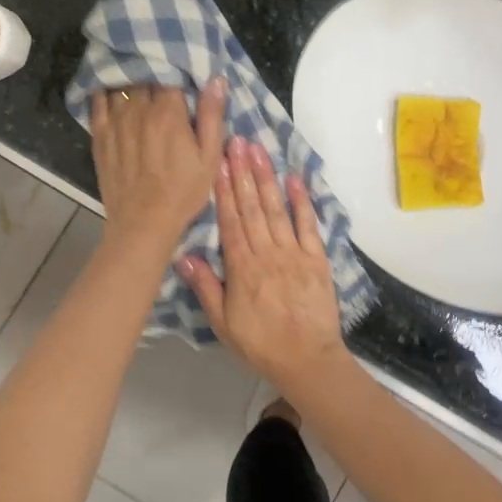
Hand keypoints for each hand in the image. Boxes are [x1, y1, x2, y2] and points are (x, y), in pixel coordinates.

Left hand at [90, 79, 226, 247]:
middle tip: (162, 78)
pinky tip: (110, 88)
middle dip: (154, 74)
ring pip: (122, 86)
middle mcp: (139, 109)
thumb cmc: (183, 191)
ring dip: (131, 79)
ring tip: (138, 78)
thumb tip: (216, 79)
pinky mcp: (100, 135)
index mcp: (169, 112)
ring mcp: (116, 121)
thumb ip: (213, 116)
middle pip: (145, 77)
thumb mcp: (210, 157)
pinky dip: (104, 91)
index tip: (183, 75)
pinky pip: (98, 102)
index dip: (177, 72)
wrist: (143, 223)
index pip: (171, 75)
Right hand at [179, 136, 348, 389]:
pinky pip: (308, 224)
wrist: (307, 358)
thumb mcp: (222, 323)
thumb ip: (205, 287)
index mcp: (242, 267)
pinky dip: (302, 201)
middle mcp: (267, 252)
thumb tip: (184, 255)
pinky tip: (295, 179)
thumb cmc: (260, 344)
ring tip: (258, 151)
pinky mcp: (317, 258)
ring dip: (267, 178)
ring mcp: (294, 253)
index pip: (230, 221)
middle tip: (237, 142)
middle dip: (243, 172)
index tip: (217, 163)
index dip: (222, 190)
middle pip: (252, 207)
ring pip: (277, 208)